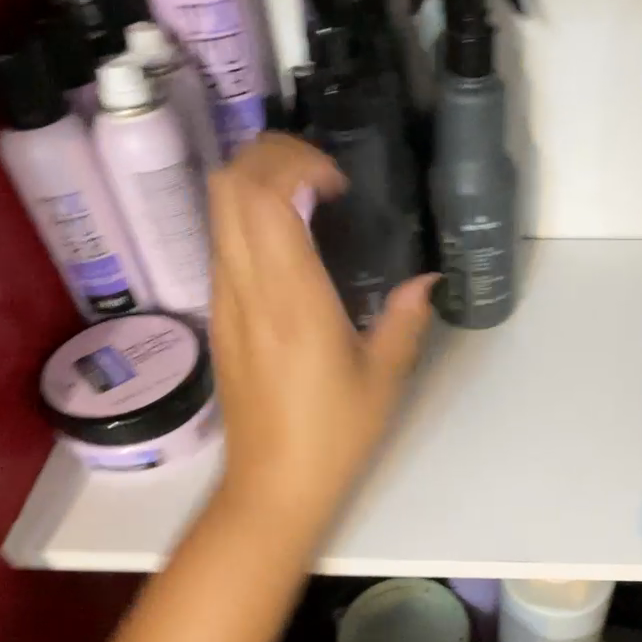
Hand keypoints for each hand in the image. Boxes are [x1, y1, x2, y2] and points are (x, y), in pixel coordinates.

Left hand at [204, 133, 436, 532]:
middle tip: (319, 176)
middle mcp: (246, 288)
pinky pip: (222, 245)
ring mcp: (224, 302)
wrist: (271, 486)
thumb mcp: (383, 380)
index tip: (337, 184)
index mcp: (290, 297)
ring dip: (255, 186)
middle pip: (227, 184)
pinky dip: (248, 221)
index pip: (263, 191)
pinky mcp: (219, 320)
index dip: (295, 161)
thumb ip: (405, 320)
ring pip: (217, 211)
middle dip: (269, 156)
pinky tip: (289, 249)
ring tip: (306, 202)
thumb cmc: (332, 436)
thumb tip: (424, 282)